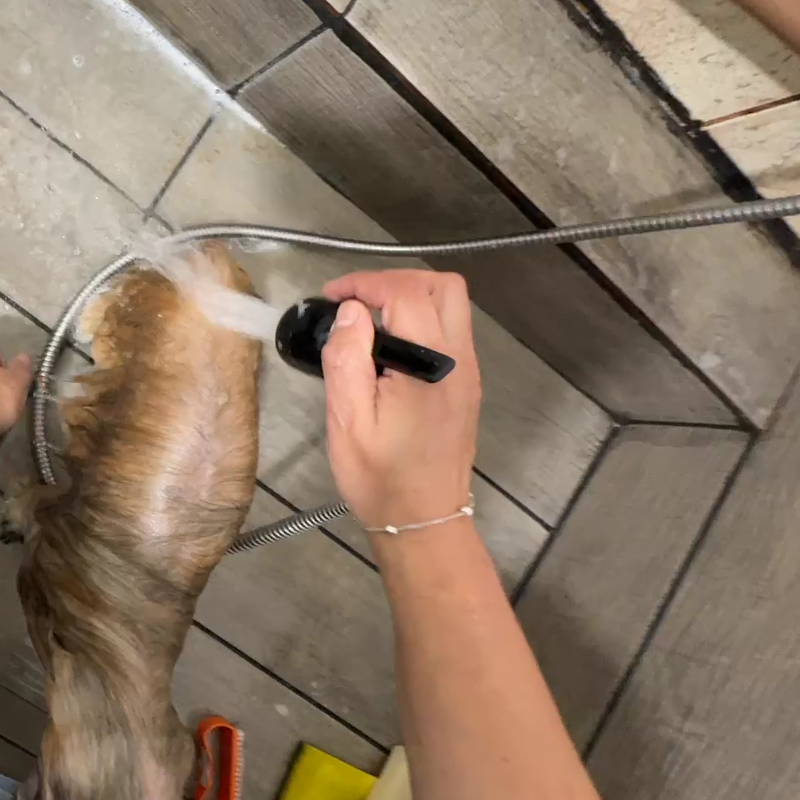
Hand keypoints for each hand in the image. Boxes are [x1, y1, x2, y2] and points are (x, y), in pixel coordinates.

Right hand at [320, 271, 481, 530]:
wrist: (421, 519)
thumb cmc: (378, 475)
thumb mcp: (347, 419)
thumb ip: (347, 359)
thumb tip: (350, 313)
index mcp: (430, 365)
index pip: (406, 293)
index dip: (365, 283)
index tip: (331, 296)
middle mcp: (460, 360)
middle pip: (442, 287)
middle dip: (393, 280)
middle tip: (352, 301)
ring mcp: (469, 372)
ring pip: (451, 306)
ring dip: (408, 297)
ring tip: (366, 319)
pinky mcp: (466, 385)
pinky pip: (449, 331)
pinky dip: (418, 319)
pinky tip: (385, 346)